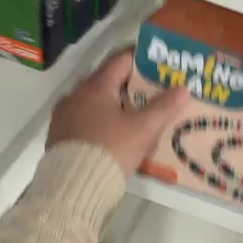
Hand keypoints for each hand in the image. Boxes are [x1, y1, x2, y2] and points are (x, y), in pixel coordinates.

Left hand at [47, 50, 187, 173]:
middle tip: (149, 90)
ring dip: (112, 103)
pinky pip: (83, 119)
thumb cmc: (111, 148)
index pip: (120, 60)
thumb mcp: (143, 129)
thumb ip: (163, 107)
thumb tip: (184, 88)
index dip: (139, 57)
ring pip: (92, 101)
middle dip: (127, 83)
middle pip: (105, 80)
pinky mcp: (58, 135)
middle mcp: (75, 95)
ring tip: (132, 114)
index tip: (155, 60)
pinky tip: (111, 133)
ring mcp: (64, 115)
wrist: (74, 185)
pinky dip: (99, 120)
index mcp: (96, 87)